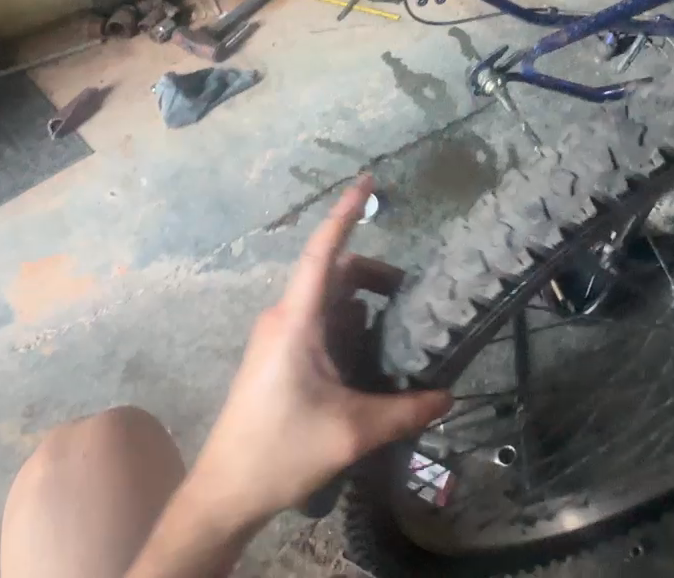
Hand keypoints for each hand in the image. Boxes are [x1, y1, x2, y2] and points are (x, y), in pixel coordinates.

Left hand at [185, 176, 451, 526]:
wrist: (225, 492)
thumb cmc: (280, 451)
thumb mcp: (351, 432)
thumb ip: (405, 412)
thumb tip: (449, 397)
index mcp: (297, 320)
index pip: (325, 251)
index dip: (346, 212)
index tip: (367, 180)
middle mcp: (286, 317)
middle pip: (336, 275)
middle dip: (375, 277)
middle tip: (414, 297)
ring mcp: (280, 336)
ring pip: (330, 302)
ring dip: (364, 306)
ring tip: (400, 332)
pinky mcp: (280, 356)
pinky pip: (321, 325)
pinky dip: (350, 327)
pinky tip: (373, 359)